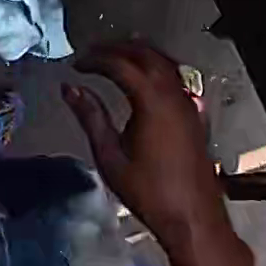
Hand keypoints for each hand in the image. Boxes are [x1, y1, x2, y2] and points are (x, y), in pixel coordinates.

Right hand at [61, 40, 229, 250]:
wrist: (193, 218)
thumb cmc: (148, 191)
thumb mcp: (110, 155)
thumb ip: (90, 116)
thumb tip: (70, 88)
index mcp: (152, 101)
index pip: (121, 64)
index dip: (96, 60)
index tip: (77, 65)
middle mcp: (174, 94)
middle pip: (146, 54)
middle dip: (117, 47)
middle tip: (93, 52)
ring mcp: (189, 103)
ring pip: (164, 62)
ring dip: (139, 53)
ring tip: (114, 56)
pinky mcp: (195, 114)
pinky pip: (176, 76)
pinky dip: (156, 66)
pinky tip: (145, 77)